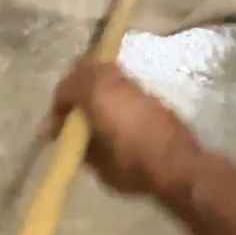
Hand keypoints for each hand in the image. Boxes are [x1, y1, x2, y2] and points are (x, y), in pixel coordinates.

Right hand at [51, 61, 207, 198]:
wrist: (181, 167)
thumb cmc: (134, 167)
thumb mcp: (97, 164)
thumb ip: (78, 144)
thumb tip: (66, 136)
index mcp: (97, 94)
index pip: (66, 87)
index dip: (57, 105)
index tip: (54, 126)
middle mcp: (115, 81)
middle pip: (85, 67)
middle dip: (73, 85)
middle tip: (70, 110)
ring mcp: (135, 85)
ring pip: (105, 70)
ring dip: (92, 85)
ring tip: (90, 110)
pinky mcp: (151, 94)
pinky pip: (122, 82)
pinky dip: (110, 91)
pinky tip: (112, 113)